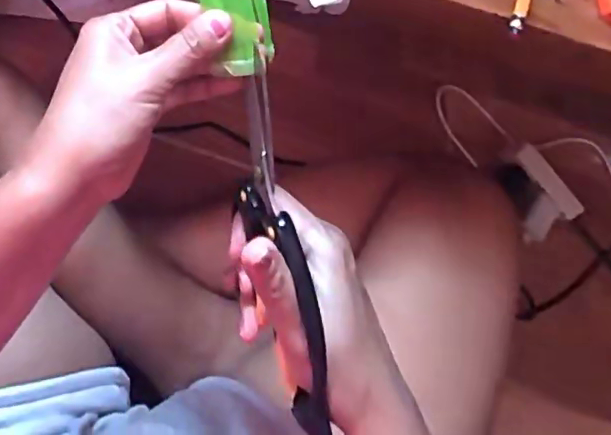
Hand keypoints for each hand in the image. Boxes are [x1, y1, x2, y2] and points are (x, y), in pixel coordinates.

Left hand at [21, 0, 239, 203]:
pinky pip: (177, 86)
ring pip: (179, 62)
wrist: (72, 176)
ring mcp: (134, 76)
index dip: (203, 16)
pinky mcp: (144, 103)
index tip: (243, 25)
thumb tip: (224, 19)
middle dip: (212, 40)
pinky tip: (232, 83)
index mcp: (114, 29)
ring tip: (255, 64)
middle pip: (175, 35)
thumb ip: (187, 51)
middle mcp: (123, 46)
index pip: (165, 11)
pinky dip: (202, 85)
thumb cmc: (101, 118)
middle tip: (257, 45)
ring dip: (212, 63)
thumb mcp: (146, 80)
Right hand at [232, 188, 427, 434]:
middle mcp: (324, 244)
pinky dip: (263, 295)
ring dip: (252, 283)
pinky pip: (279, 272)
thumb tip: (250, 244)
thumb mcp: (296, 324)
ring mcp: (322, 264)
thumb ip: (273, 281)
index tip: (236, 256)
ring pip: (268, 251)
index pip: (272, 198)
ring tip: (250, 321)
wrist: (374, 411)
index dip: (245, 218)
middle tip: (242, 295)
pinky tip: (258, 325)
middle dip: (246, 260)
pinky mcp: (319, 283)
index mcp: (322, 242)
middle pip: (265, 226)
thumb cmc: (337, 367)